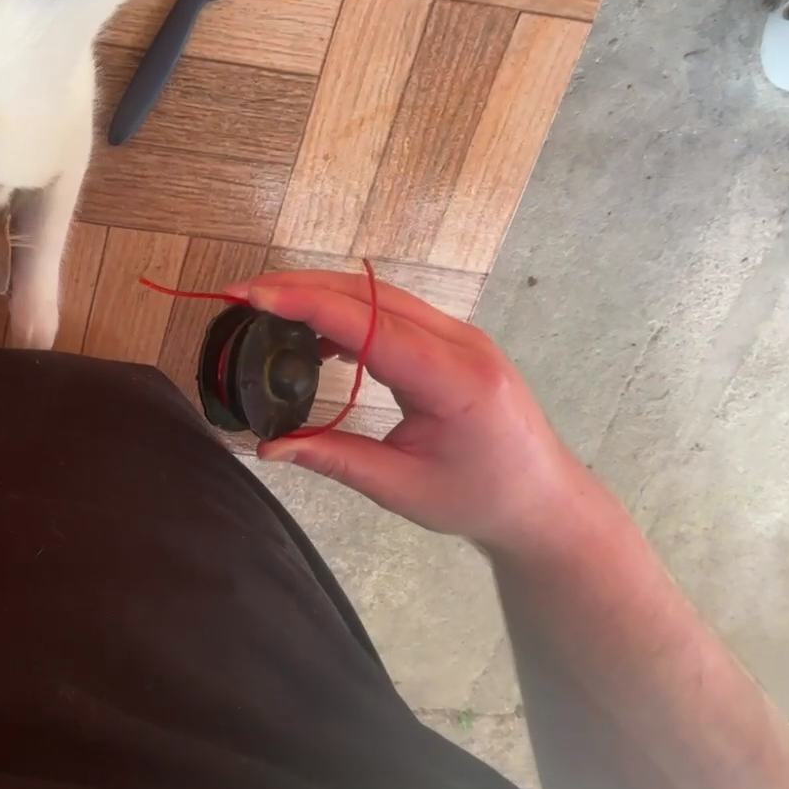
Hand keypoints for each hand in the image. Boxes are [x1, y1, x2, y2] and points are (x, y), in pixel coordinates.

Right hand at [234, 269, 596, 557]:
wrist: (545, 501)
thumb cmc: (478, 498)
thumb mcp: (399, 487)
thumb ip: (331, 458)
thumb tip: (266, 448)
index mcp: (453, 379)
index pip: (368, 324)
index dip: (306, 304)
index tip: (253, 296)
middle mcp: (460, 343)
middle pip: (368, 293)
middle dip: (300, 286)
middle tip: (242, 293)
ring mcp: (458, 335)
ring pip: (377, 294)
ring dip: (318, 291)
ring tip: (264, 303)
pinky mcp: (449, 339)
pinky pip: (388, 310)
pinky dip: (343, 310)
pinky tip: (313, 332)